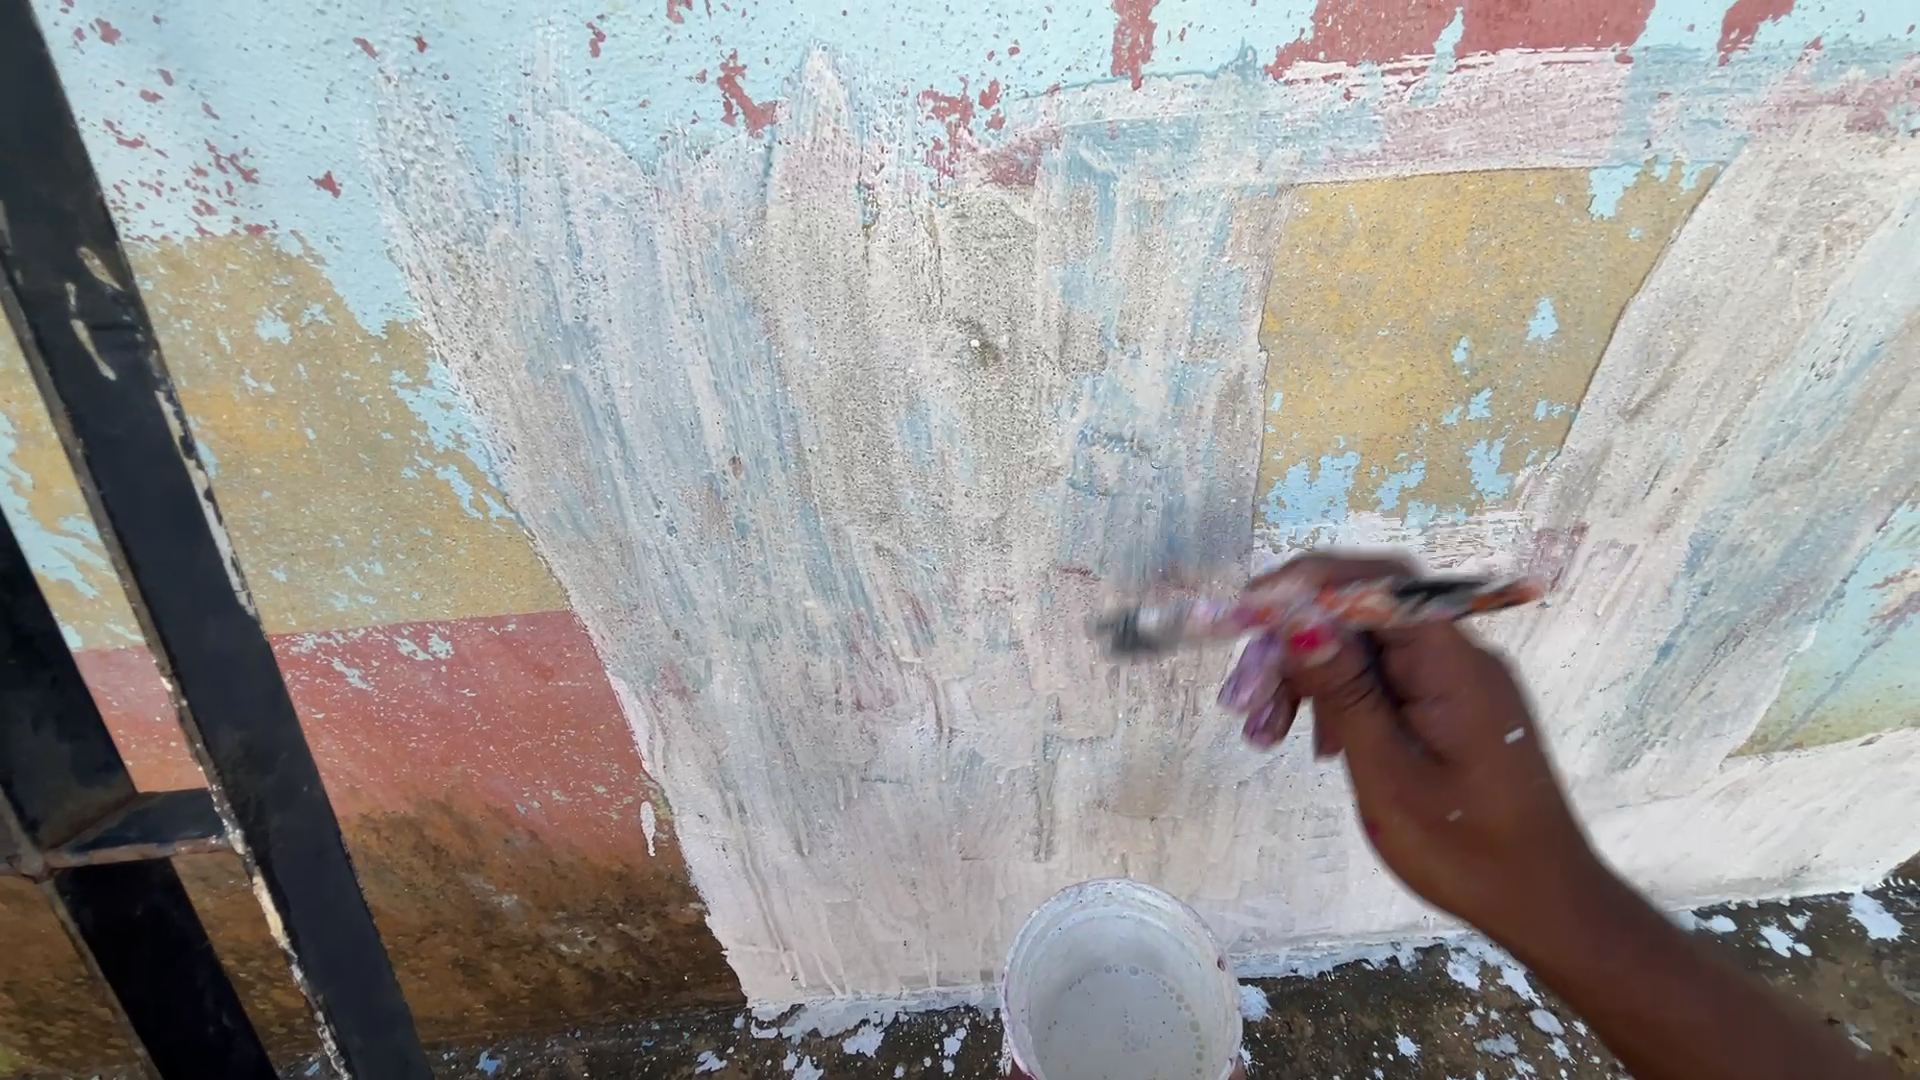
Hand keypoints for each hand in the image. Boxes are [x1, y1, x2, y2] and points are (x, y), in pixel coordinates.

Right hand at [1218, 554, 1610, 949]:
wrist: (1540, 905)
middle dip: (1287, 646)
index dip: (1304, 584)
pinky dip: (1325, 700)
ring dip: (1298, 679)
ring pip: (1351, 648)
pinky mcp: (1432, 700)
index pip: (1375, 585)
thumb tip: (1296, 617)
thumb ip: (1343, 689)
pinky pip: (1367, 678)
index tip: (1245, 612)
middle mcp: (1450, 655)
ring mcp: (1441, 677)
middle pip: (1352, 616)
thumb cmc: (1465, 849)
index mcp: (1452, 664)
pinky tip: (1302, 739)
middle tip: (1239, 699)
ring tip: (1261, 733)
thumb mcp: (1388, 772)